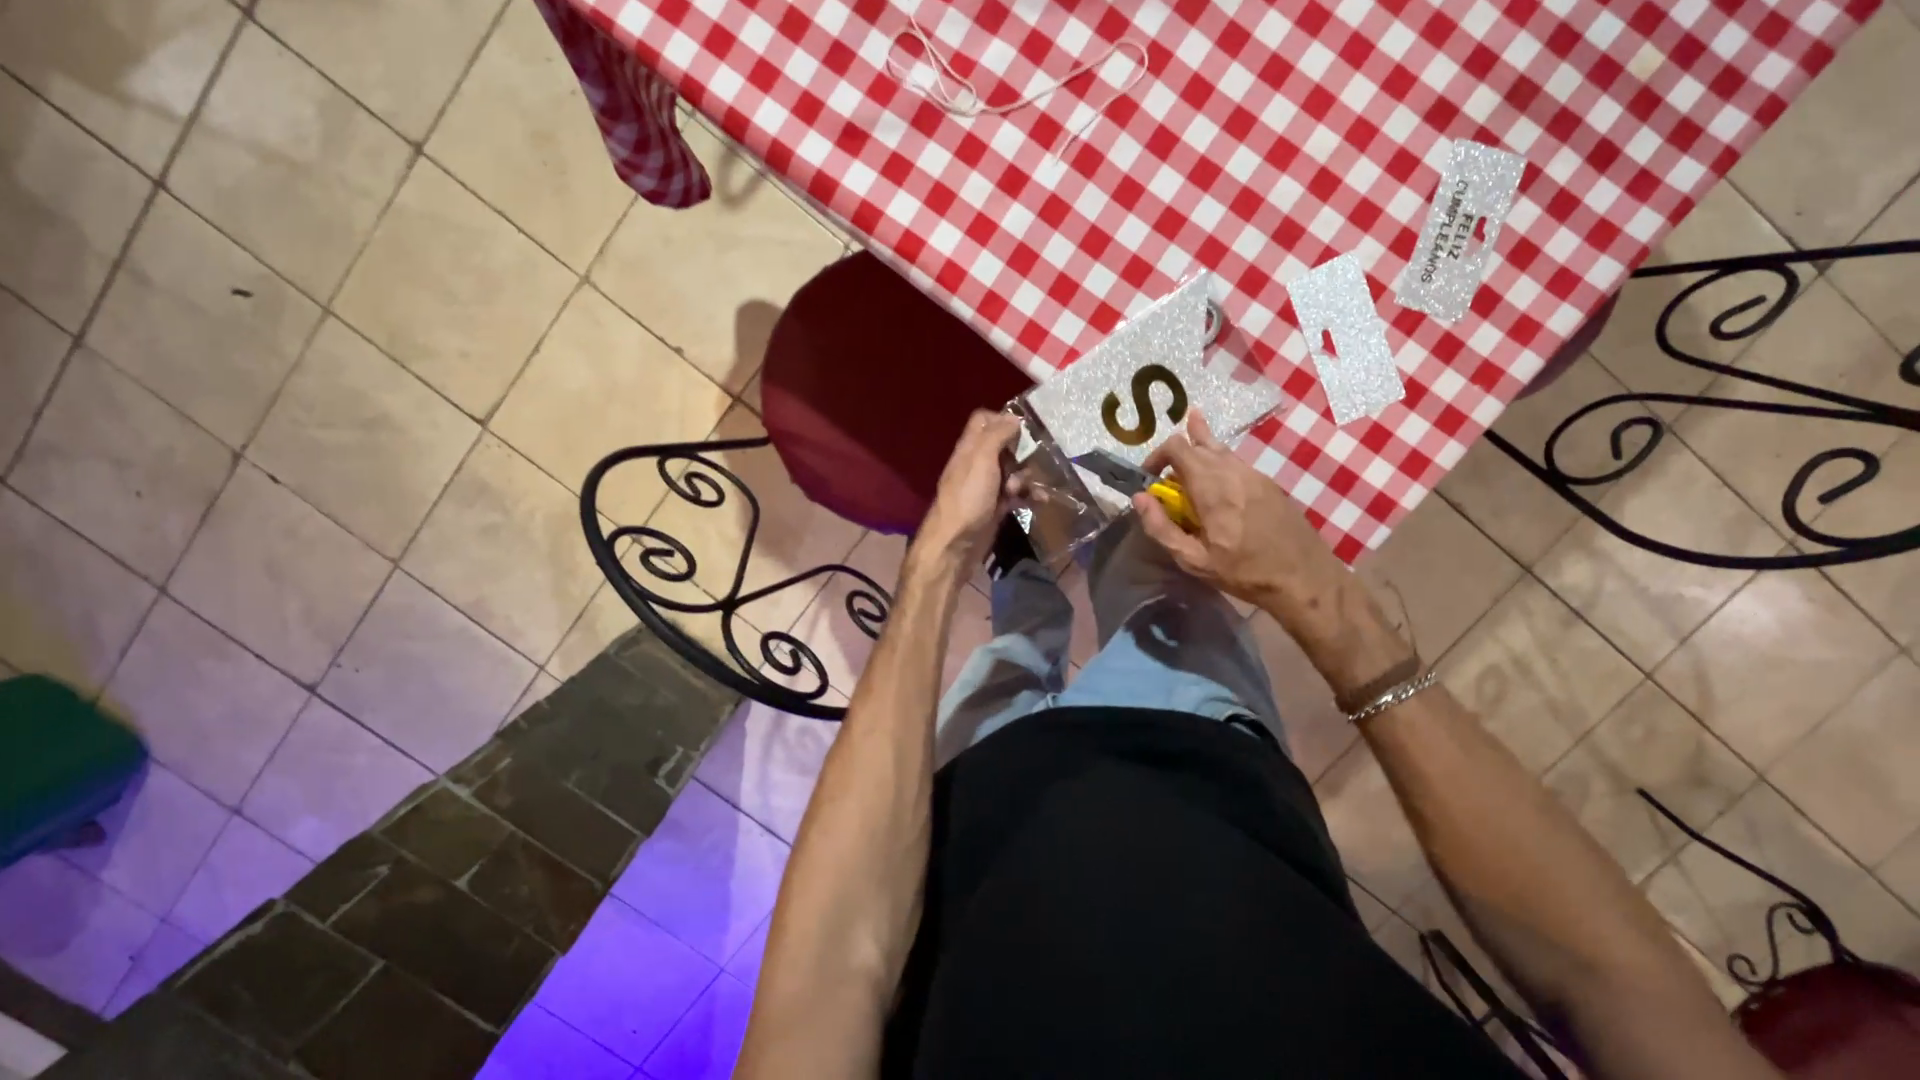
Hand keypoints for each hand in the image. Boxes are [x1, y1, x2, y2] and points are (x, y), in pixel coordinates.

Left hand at [909, 411, 1021, 583]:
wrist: (955, 545)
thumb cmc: (968, 499)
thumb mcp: (981, 460)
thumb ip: (996, 436)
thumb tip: (1013, 417)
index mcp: (969, 448)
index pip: (982, 421)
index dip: (1002, 419)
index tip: (1024, 428)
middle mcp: (976, 465)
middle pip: (1002, 446)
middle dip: (1021, 451)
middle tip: (1034, 458)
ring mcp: (985, 487)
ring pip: (1011, 472)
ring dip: (1026, 476)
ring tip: (1033, 486)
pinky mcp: (995, 508)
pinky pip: (1015, 495)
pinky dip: (1028, 495)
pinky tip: (1040, 500)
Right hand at [1134, 409, 1410, 692]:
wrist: (1304, 577)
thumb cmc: (1244, 573)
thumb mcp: (1194, 560)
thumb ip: (1162, 528)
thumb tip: (1140, 498)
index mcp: (1211, 487)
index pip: (1177, 447)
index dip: (1156, 456)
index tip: (1149, 479)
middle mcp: (1233, 470)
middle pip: (1197, 443)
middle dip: (1175, 456)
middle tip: (1166, 480)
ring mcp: (1254, 474)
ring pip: (1219, 450)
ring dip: (1198, 455)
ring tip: (1186, 464)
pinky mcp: (1268, 483)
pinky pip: (1235, 463)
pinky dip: (1218, 465)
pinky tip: (1215, 480)